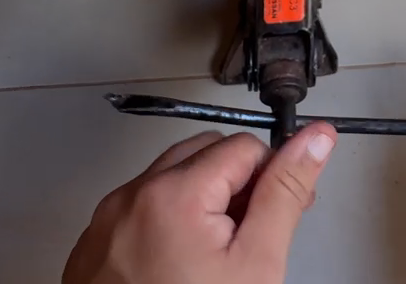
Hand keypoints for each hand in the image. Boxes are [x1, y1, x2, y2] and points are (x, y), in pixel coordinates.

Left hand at [63, 122, 335, 283]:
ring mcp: (104, 224)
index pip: (246, 146)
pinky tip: (180, 268)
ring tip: (215, 259)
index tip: (275, 216)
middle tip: (251, 240)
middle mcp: (131, 197)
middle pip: (207, 154)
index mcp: (172, 193)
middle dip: (236, 185)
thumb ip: (287, 190)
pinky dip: (166, 223)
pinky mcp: (89, 251)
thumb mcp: (257, 262)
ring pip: (173, 178)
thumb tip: (316, 137)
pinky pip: (140, 210)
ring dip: (202, 201)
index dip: (270, 179)